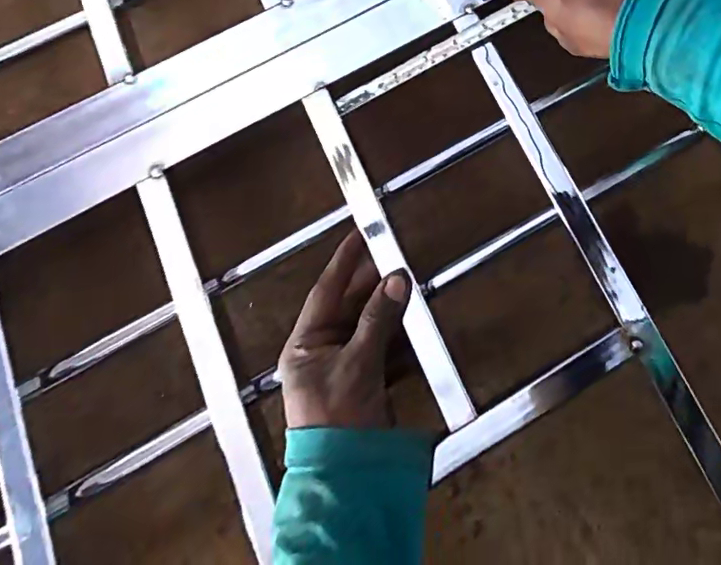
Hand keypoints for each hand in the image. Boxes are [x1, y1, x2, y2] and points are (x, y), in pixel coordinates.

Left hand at [278, 230, 410, 429]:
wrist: (347, 486)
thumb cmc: (337, 422)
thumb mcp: (357, 365)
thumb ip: (377, 320)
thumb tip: (396, 279)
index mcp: (305, 343)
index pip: (325, 291)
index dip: (344, 261)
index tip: (360, 234)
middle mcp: (321, 351)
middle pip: (350, 308)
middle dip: (374, 286)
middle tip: (396, 259)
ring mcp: (344, 369)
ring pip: (370, 328)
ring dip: (390, 312)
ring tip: (410, 287)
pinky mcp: (365, 386)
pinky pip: (383, 352)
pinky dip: (399, 341)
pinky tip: (415, 329)